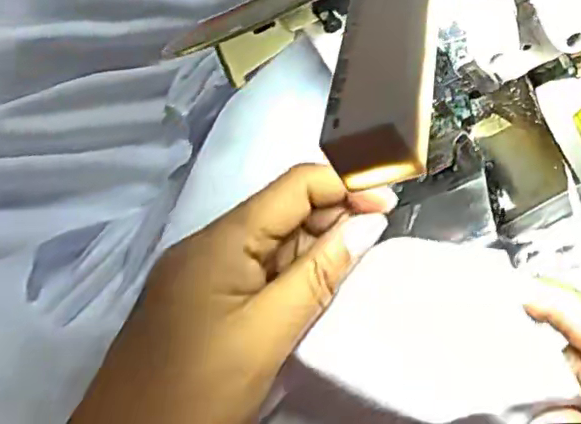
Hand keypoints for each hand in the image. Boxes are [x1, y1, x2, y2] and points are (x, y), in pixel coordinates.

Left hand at [73, 164, 395, 423]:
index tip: (388, 203)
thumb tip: (371, 223)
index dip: (345, 184)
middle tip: (377, 236)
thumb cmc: (192, 397)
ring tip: (355, 260)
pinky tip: (317, 284)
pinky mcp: (201, 298)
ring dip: (317, 242)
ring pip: (274, 236)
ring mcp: (202, 270)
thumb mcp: (265, 336)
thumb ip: (319, 274)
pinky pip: (258, 266)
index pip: (295, 184)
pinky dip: (293, 269)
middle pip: (286, 206)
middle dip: (335, 212)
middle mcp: (211, 241)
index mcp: (222, 238)